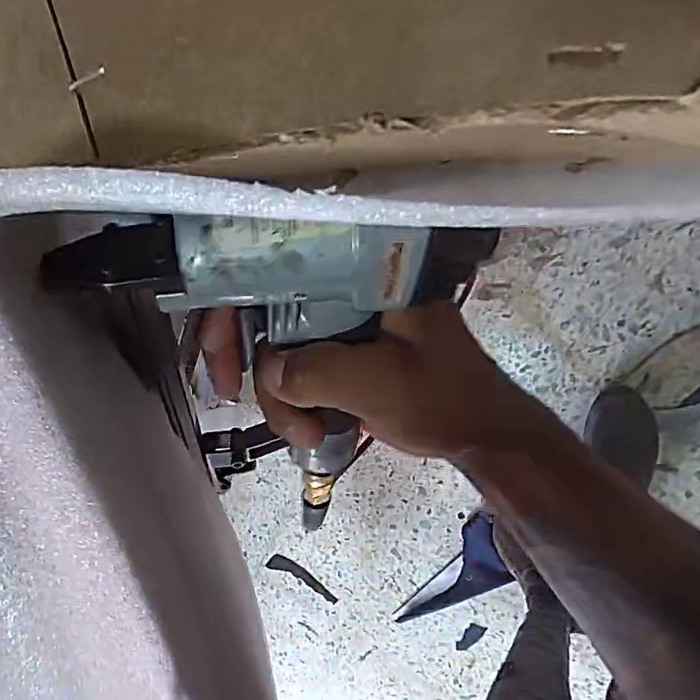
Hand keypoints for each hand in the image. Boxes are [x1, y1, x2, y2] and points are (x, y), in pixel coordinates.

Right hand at [199, 300, 552, 458]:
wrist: (479, 433)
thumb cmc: (446, 400)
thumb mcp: (383, 384)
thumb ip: (321, 373)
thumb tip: (269, 372)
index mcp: (364, 271)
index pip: (279, 264)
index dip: (233, 301)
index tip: (219, 355)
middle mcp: (347, 287)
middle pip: (267, 310)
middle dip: (256, 366)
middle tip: (238, 400)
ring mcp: (344, 321)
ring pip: (280, 349)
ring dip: (281, 399)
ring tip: (310, 434)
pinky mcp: (344, 350)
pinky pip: (298, 370)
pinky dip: (295, 403)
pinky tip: (316, 428)